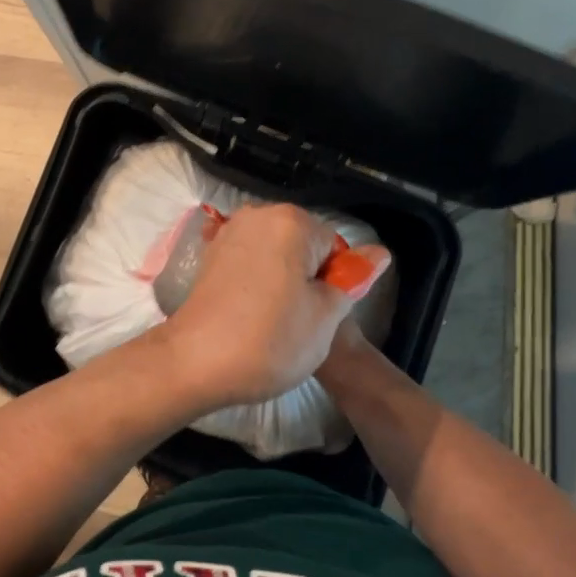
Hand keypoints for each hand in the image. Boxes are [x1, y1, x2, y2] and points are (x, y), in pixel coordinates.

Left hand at [154, 203, 391, 408]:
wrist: (195, 361)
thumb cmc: (270, 340)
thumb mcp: (325, 316)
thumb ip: (352, 280)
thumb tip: (380, 253)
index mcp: (292, 221)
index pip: (334, 248)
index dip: (334, 285)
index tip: (319, 316)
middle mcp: (258, 214)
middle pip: (303, 246)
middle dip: (307, 279)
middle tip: (297, 322)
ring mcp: (229, 231)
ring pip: (276, 254)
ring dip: (281, 281)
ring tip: (271, 320)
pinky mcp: (210, 253)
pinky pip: (249, 261)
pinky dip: (255, 281)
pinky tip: (248, 311)